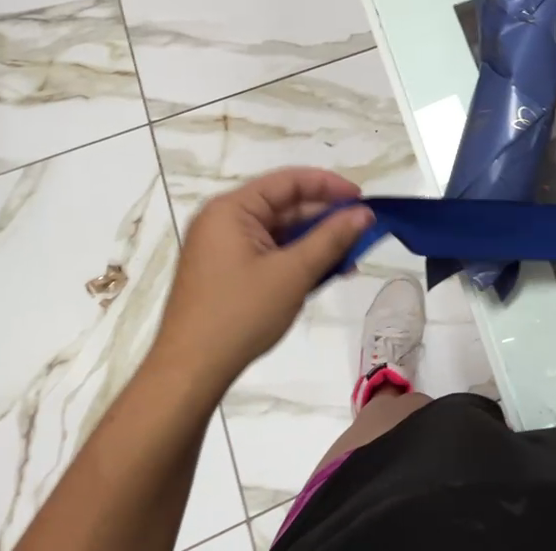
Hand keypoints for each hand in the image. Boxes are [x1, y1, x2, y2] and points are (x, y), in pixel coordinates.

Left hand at [152, 168, 372, 384]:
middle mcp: (224, 221)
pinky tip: (325, 274)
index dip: (330, 186)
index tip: (363, 201)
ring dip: (316, 242)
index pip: (289, 181)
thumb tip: (365, 213)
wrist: (189, 373)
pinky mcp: (227, 271)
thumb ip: (332, 237)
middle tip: (362, 232)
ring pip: (281, 232)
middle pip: (286, 206)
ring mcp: (223, 248)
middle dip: (326, 219)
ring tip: (349, 259)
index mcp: (231, 210)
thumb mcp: (293, 273)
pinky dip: (298, 259)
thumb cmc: (240, 314)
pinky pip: (271, 252)